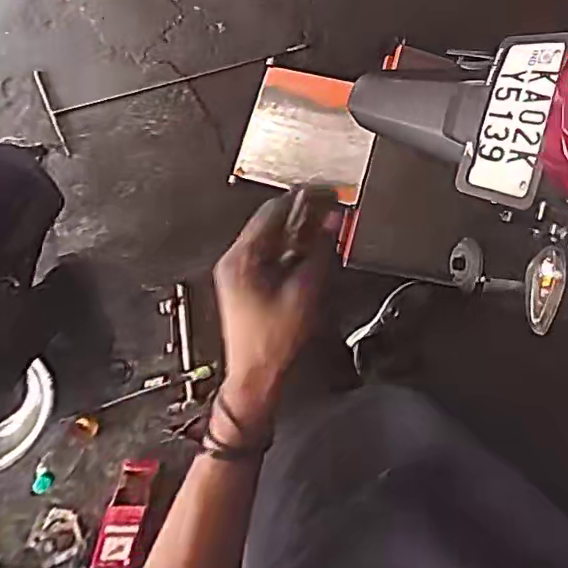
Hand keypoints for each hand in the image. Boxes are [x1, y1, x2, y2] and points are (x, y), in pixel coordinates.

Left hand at [211, 188, 341, 431]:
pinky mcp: (244, 281)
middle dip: (302, 211)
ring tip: (322, 225)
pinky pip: (268, 249)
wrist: (255, 375)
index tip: (325, 193)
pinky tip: (307, 248)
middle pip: (270, 219)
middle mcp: (235, 260)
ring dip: (297, 228)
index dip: (304, 198)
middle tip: (328, 206)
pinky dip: (289, 244)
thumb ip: (321, 250)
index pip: (273, 210)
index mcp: (243, 258)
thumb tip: (332, 223)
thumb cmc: (272, 342)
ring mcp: (237, 270)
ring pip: (270, 234)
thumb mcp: (306, 290)